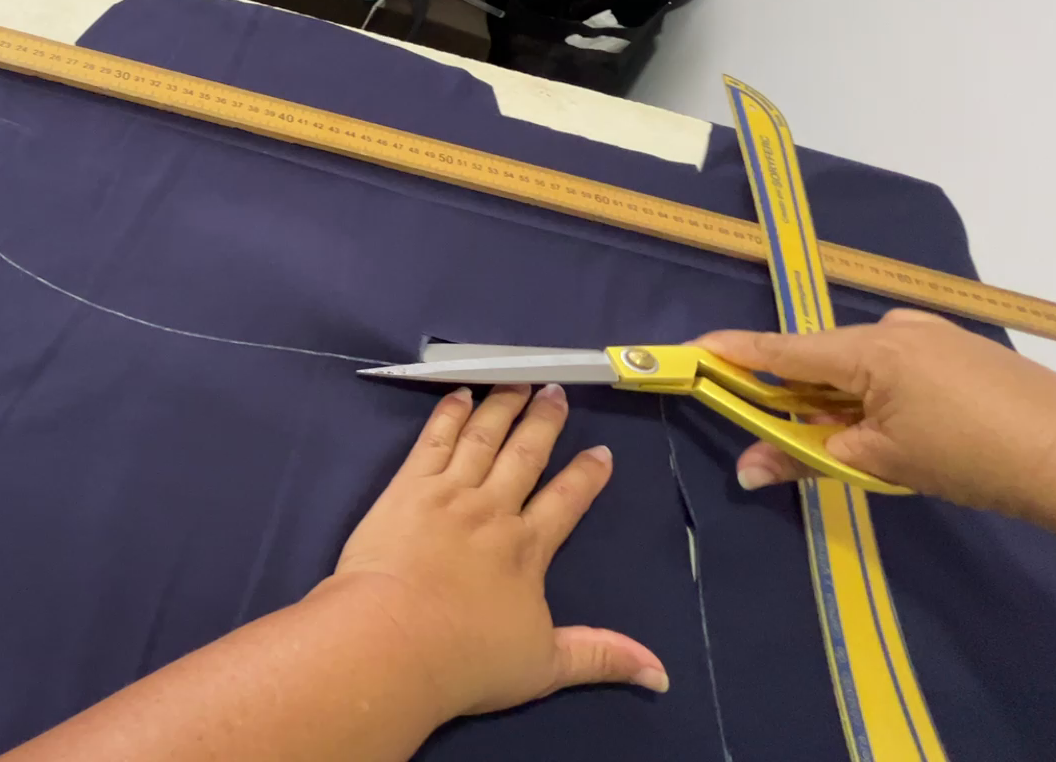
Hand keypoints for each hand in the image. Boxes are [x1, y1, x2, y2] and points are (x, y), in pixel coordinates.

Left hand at [318, 384, 667, 719]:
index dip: (586, 476)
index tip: (601, 451)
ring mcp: (448, 492)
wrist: (393, 635)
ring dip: (500, 406)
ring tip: (515, 380)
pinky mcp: (407, 485)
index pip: (566, 501)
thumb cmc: (465, 656)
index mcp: (527, 548)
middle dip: (543, 421)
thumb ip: (599, 656)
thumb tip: (662, 674)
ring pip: (481, 438)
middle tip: (555, 390)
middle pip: (524, 455)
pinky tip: (458, 394)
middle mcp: (491, 509)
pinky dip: (448, 414)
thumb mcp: (544, 666)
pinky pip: (433, 440)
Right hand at [698, 310, 1055, 544]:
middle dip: (788, 386)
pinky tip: (890, 417)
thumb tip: (744, 472)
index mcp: (867, 348)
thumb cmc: (975, 458)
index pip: (777, 349)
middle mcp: (893, 328)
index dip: (729, 351)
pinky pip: (888, 358)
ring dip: (833, 390)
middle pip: (814, 354)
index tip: (689, 351)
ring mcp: (930, 333)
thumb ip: (801, 457)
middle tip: (777, 422)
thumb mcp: (878, 462)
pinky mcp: (958, 346)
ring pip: (852, 357)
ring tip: (846, 431)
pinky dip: (870, 385)